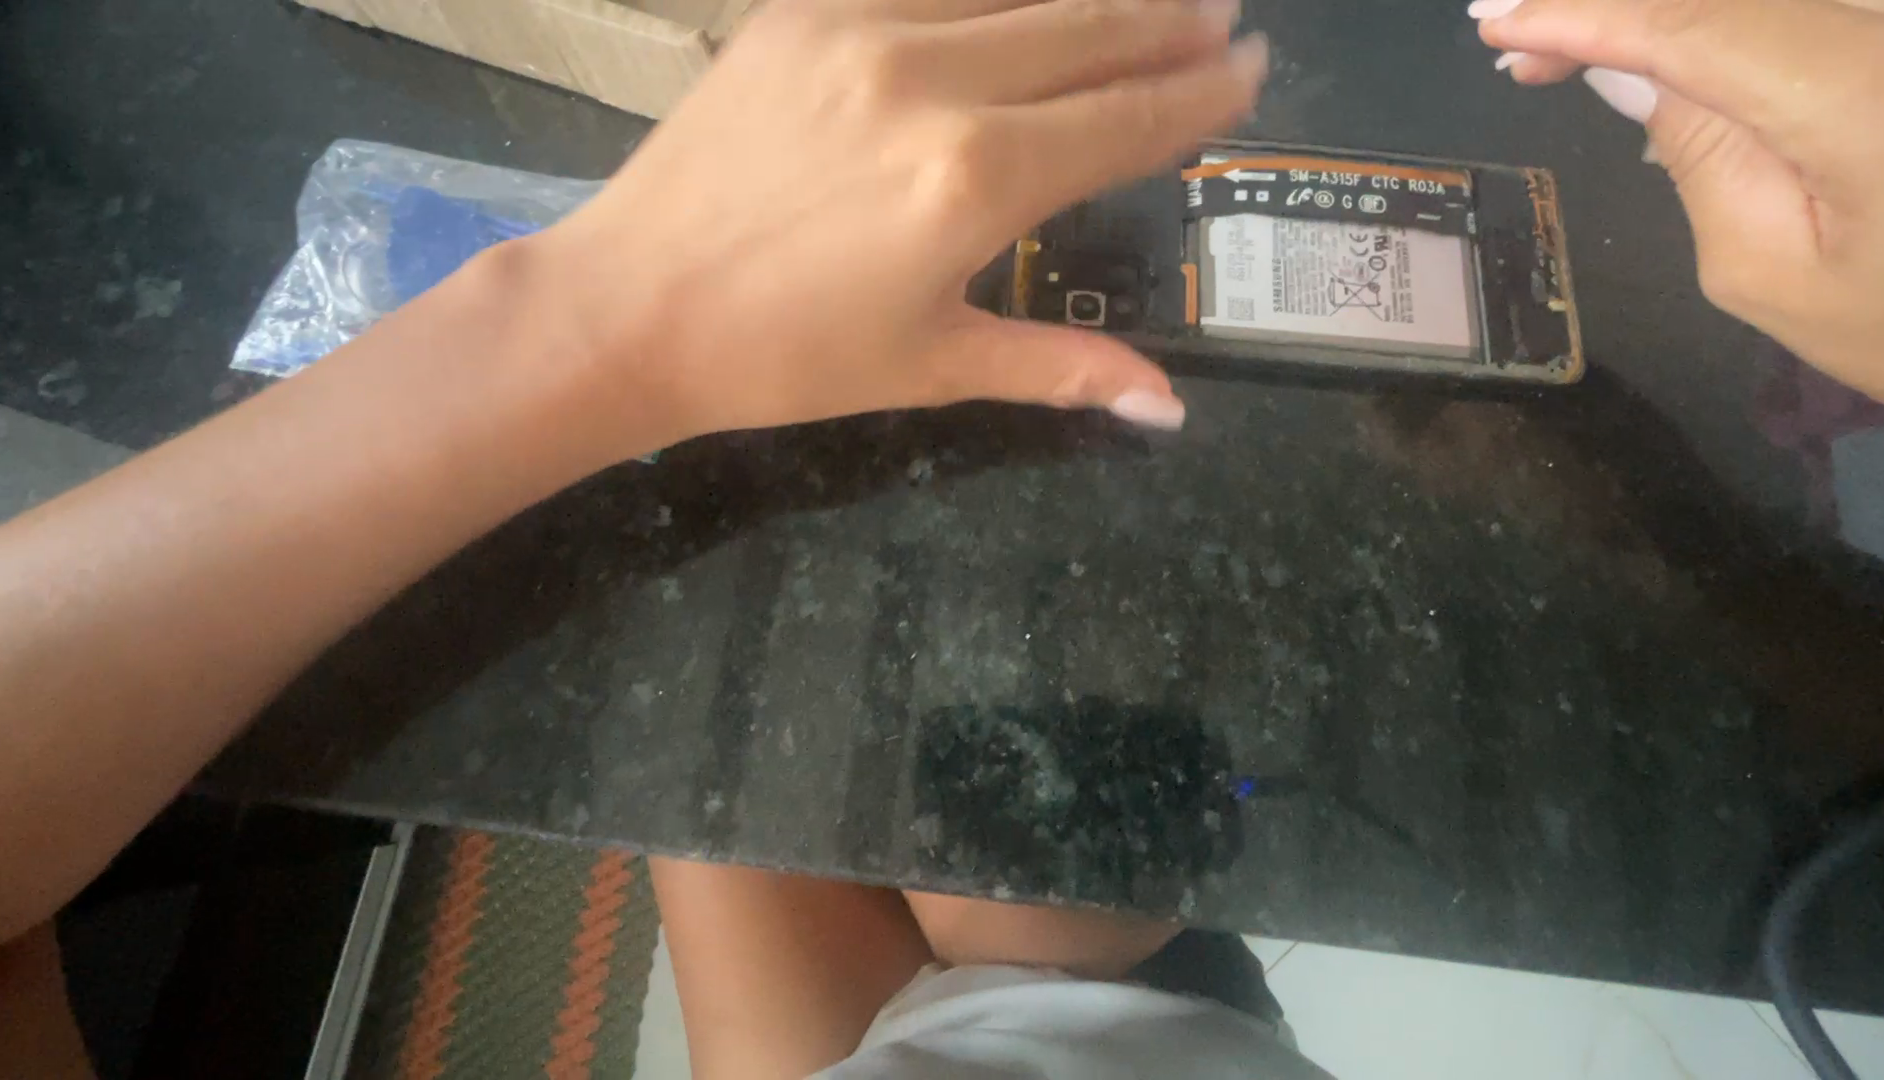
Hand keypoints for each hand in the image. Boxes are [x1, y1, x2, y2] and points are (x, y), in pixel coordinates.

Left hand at [537, 0, 1267, 454]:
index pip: (1117, 124)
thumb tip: (1168, 406)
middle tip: (1227, 17)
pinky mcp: (803, 9)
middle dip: (1167, 26)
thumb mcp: (936, 368)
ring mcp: (862, 27)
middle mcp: (932, 82)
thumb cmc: (792, 359)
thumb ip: (1060, 368)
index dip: (1191, 99)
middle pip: (1084, 35)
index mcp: (974, 181)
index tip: (1247, 74)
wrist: (636, 309)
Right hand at [1472, 0, 1883, 415]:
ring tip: (1564, 40)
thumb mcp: (1761, 267)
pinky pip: (1807, 7)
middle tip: (1512, 30)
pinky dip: (1713, 13)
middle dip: (1614, 3)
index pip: (1704, 30)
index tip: (1499, 23)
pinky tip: (1649, 36)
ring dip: (1654, 8)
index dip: (1591, 18)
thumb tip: (1625, 74)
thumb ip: (1701, 158)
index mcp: (1879, 99)